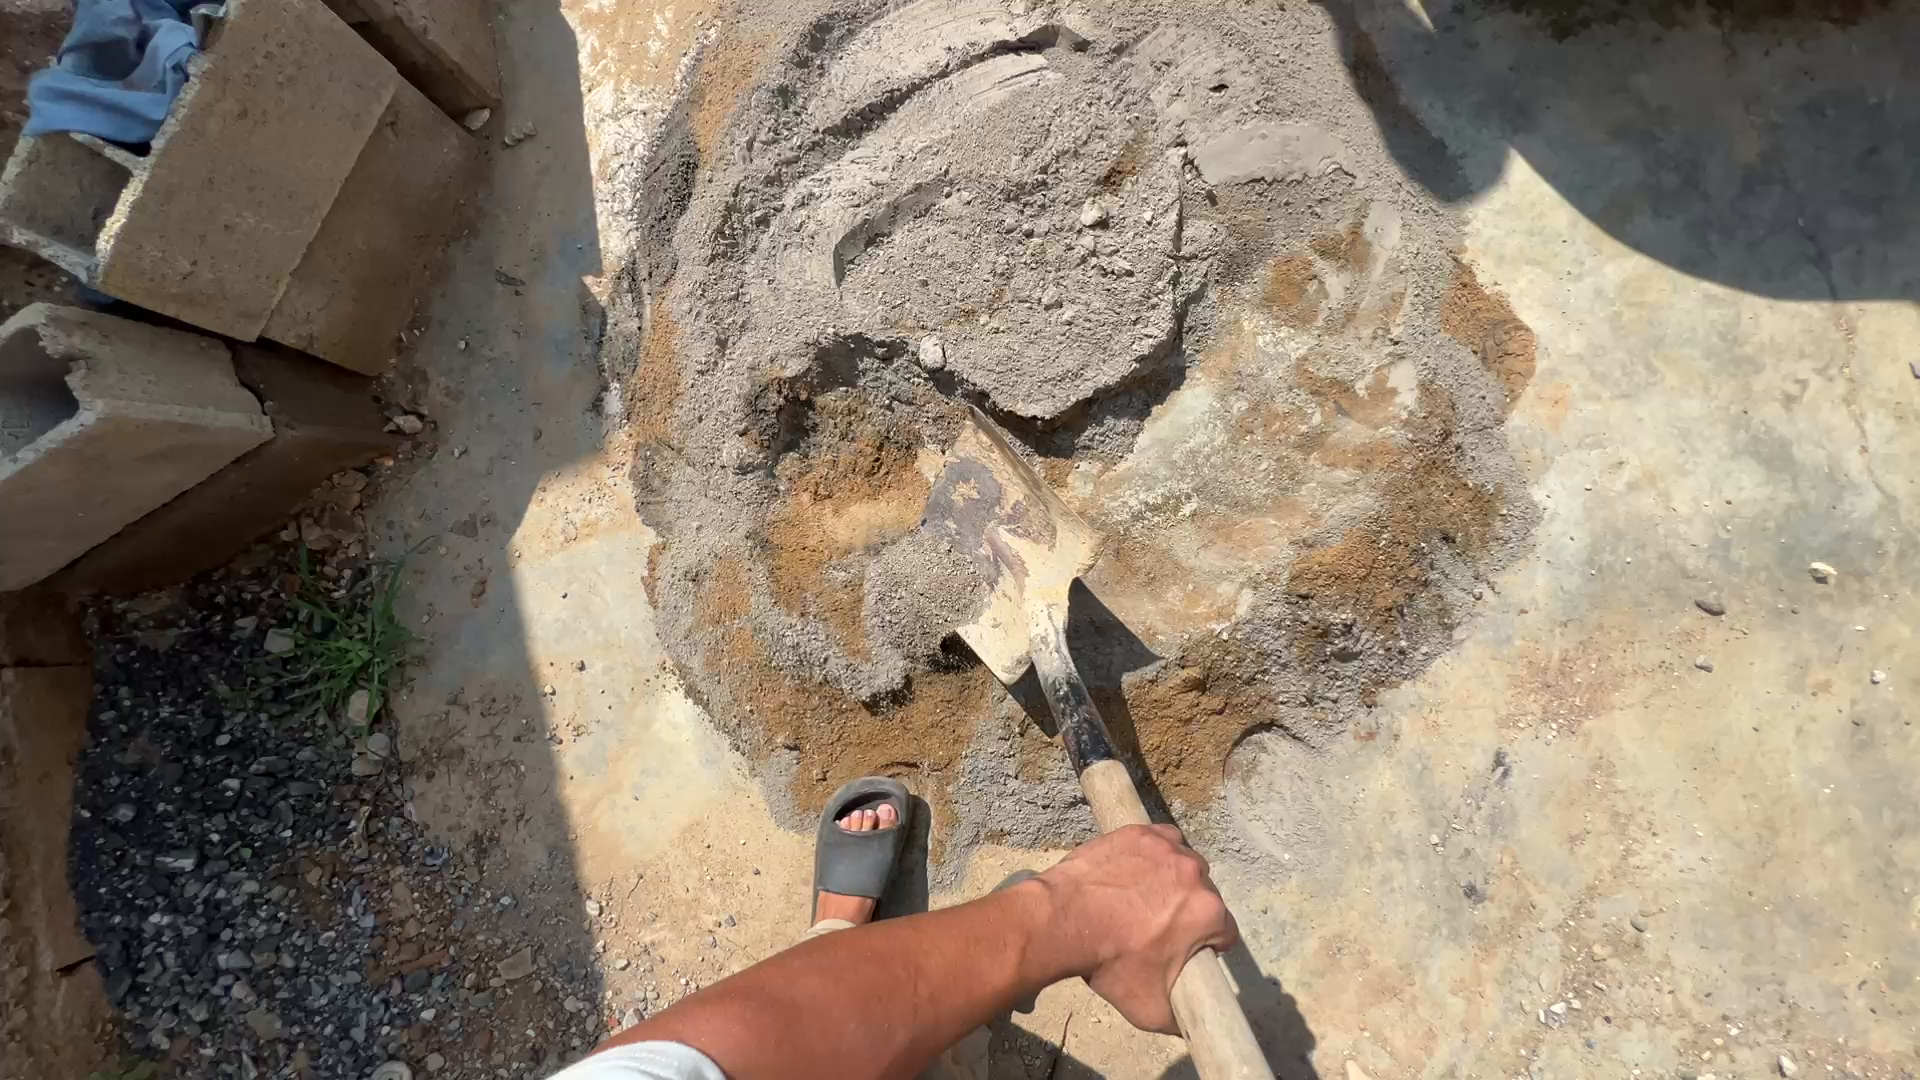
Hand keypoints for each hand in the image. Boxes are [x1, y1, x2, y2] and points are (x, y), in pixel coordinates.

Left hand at [1030, 824, 1238, 1033]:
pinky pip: (1161, 839)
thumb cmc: (1110, 963)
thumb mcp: (1153, 1011)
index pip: (1225, 930)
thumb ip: (1183, 1018)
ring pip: (1184, 863)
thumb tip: (1192, 1021)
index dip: (1209, 944)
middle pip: (1205, 893)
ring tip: (1148, 896)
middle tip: (1161, 925)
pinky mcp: (1138, 832)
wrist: (1065, 919)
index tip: (1187, 950)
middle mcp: (1193, 872)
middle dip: (1190, 910)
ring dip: (1175, 878)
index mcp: (1208, 911)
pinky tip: (1138, 869)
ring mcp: (1163, 847)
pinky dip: (1156, 852)